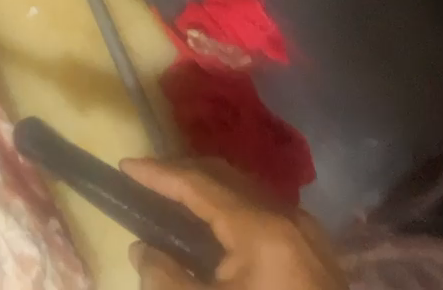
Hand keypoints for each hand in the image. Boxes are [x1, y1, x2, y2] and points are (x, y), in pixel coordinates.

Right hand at [119, 157, 344, 289]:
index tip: (124, 166)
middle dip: (181, 173)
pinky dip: (231, 210)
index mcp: (260, 228)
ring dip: (207, 190)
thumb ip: (164, 277)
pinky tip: (214, 229)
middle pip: (224, 177)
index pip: (197, 183)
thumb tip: (144, 250)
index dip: (157, 172)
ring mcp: (308, 237)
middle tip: (145, 181)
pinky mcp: (318, 259)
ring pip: (246, 192)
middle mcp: (288, 218)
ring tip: (173, 199)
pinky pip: (264, 214)